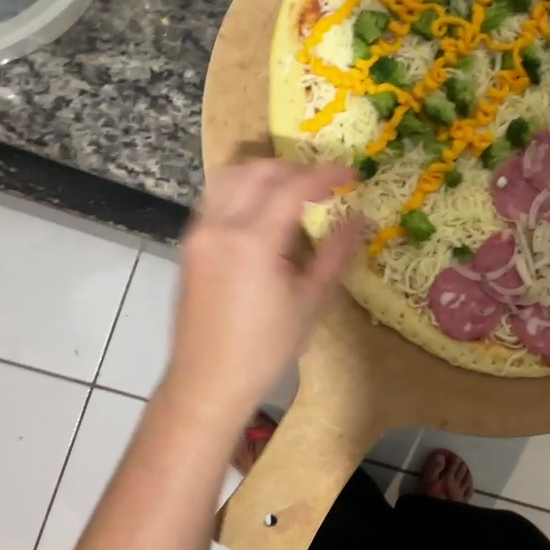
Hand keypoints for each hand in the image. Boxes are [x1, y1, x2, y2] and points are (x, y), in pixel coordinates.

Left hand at [164, 160, 359, 417]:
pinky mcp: (189, 244)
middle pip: (258, 170)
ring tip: (294, 189)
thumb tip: (360, 218)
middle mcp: (220, 226)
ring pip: (229, 176)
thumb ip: (335, 253)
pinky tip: (263, 211)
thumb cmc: (266, 349)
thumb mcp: (310, 302)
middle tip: (326, 182)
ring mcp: (199, 233)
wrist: (207, 382)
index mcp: (254, 241)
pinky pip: (215, 198)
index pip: (294, 186)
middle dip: (295, 168)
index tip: (351, 174)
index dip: (326, 174)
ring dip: (265, 173)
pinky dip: (242, 190)